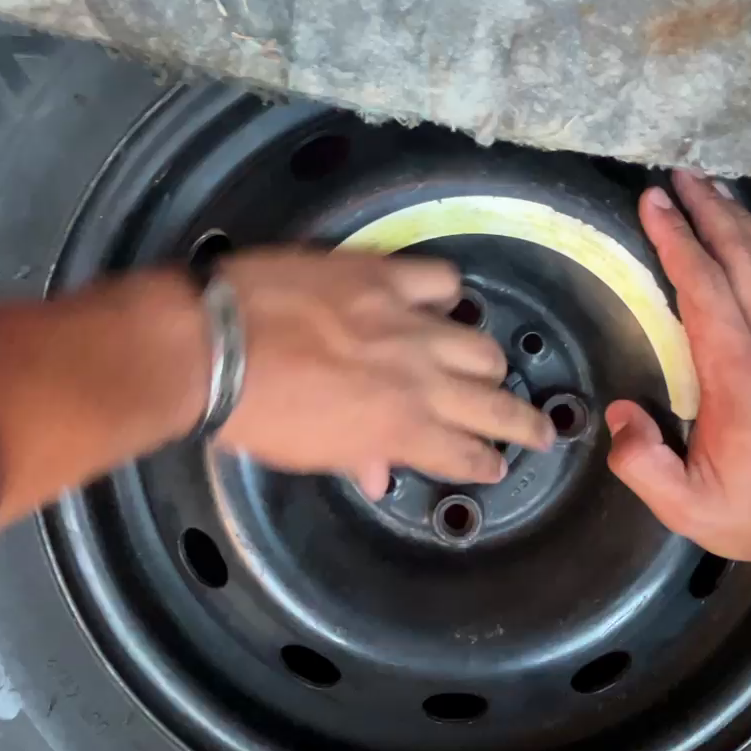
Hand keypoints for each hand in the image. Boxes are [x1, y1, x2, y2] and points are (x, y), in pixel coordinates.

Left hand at [216, 249, 554, 495]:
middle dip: (523, 423)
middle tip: (537, 429)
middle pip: (495, 405)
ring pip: (480, 345)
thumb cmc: (252, 413)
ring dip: (487, 364)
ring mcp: (406, 323)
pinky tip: (440, 302)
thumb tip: (378, 474)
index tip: (496, 465)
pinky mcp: (383, 276)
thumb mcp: (306, 453)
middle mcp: (420, 379)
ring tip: (488, 368)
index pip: (465, 455)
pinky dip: (444, 293)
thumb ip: (356, 457)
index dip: (485, 464)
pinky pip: (439, 279)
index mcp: (400, 430)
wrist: (213, 344)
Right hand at [605, 170, 750, 569]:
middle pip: (737, 257)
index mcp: (733, 369)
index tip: (653, 202)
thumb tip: (620, 411)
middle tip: (679, 177)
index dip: (673, 238)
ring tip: (717, 188)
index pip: (699, 284)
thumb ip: (640, 460)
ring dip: (745, 219)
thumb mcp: (682, 503)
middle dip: (704, 212)